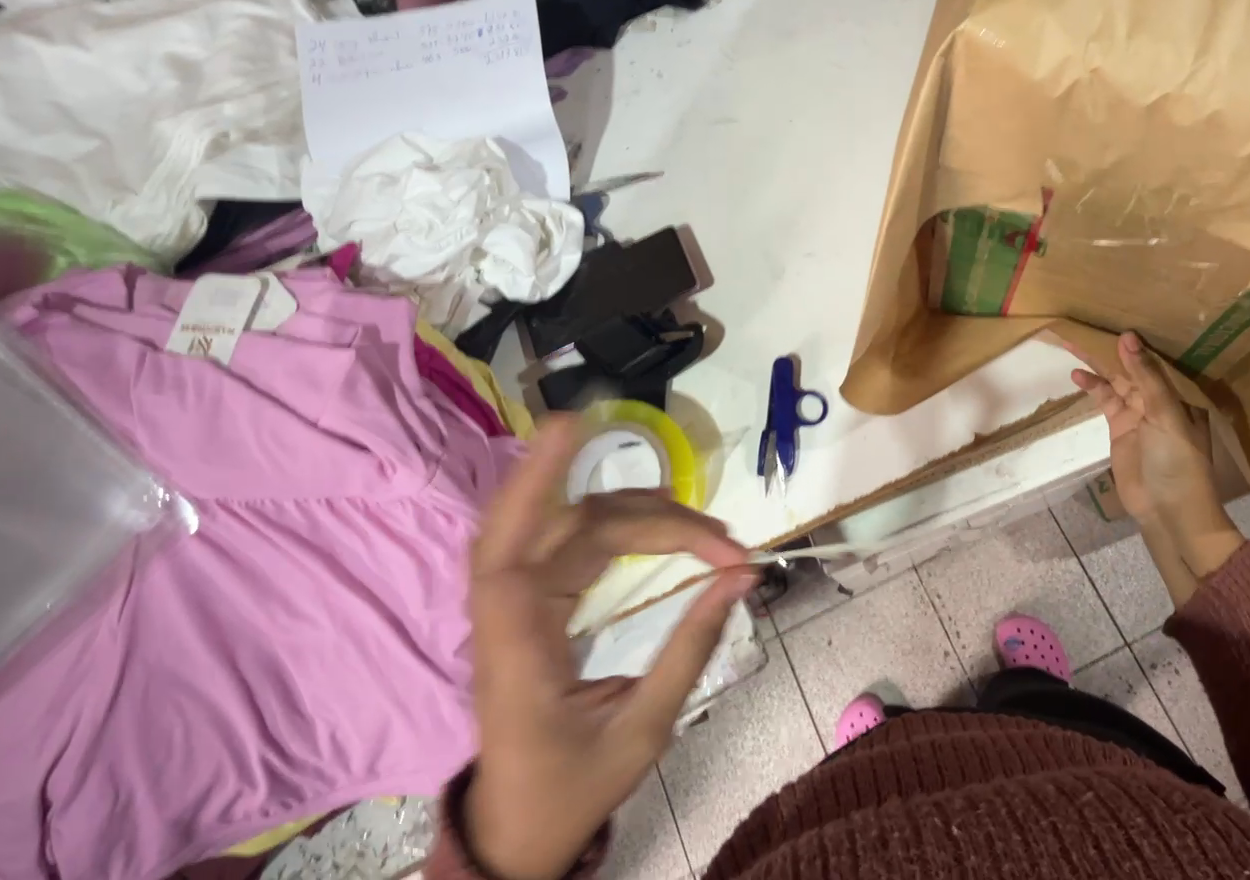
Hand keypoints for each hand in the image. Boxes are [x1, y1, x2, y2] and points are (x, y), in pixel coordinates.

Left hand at [464, 415, 753, 879]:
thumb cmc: (573, 784)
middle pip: (573, 525)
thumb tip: (740, 577)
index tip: (575, 423)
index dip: (539, 476)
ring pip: (577, 526)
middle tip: (721, 533)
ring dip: (642, 516)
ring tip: (709, 530)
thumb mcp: (642, 729)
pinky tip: (662, 523)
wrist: (520, 827)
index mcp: (515, 641)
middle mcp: (508, 607)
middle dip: (649, 515)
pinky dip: (622, 526)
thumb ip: (689, 649)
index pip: (519, 542)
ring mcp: (519, 600)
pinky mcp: (536, 601)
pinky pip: (575, 542)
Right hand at [1070, 332, 1218, 522]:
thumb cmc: (1177, 460)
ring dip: (1096, 364)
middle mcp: (1159, 399)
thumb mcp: (1164, 415)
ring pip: (1115, 380)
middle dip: (1109, 348)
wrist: (1168, 509)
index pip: (1154, 358)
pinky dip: (1092, 387)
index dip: (1134, 340)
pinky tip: (1077, 375)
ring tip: (1073, 344)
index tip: (1113, 318)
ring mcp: (1138, 413)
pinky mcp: (1119, 428)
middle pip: (1131, 367)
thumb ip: (1146, 376)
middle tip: (1084, 326)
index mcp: (1179, 393)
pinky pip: (1105, 401)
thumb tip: (1127, 337)